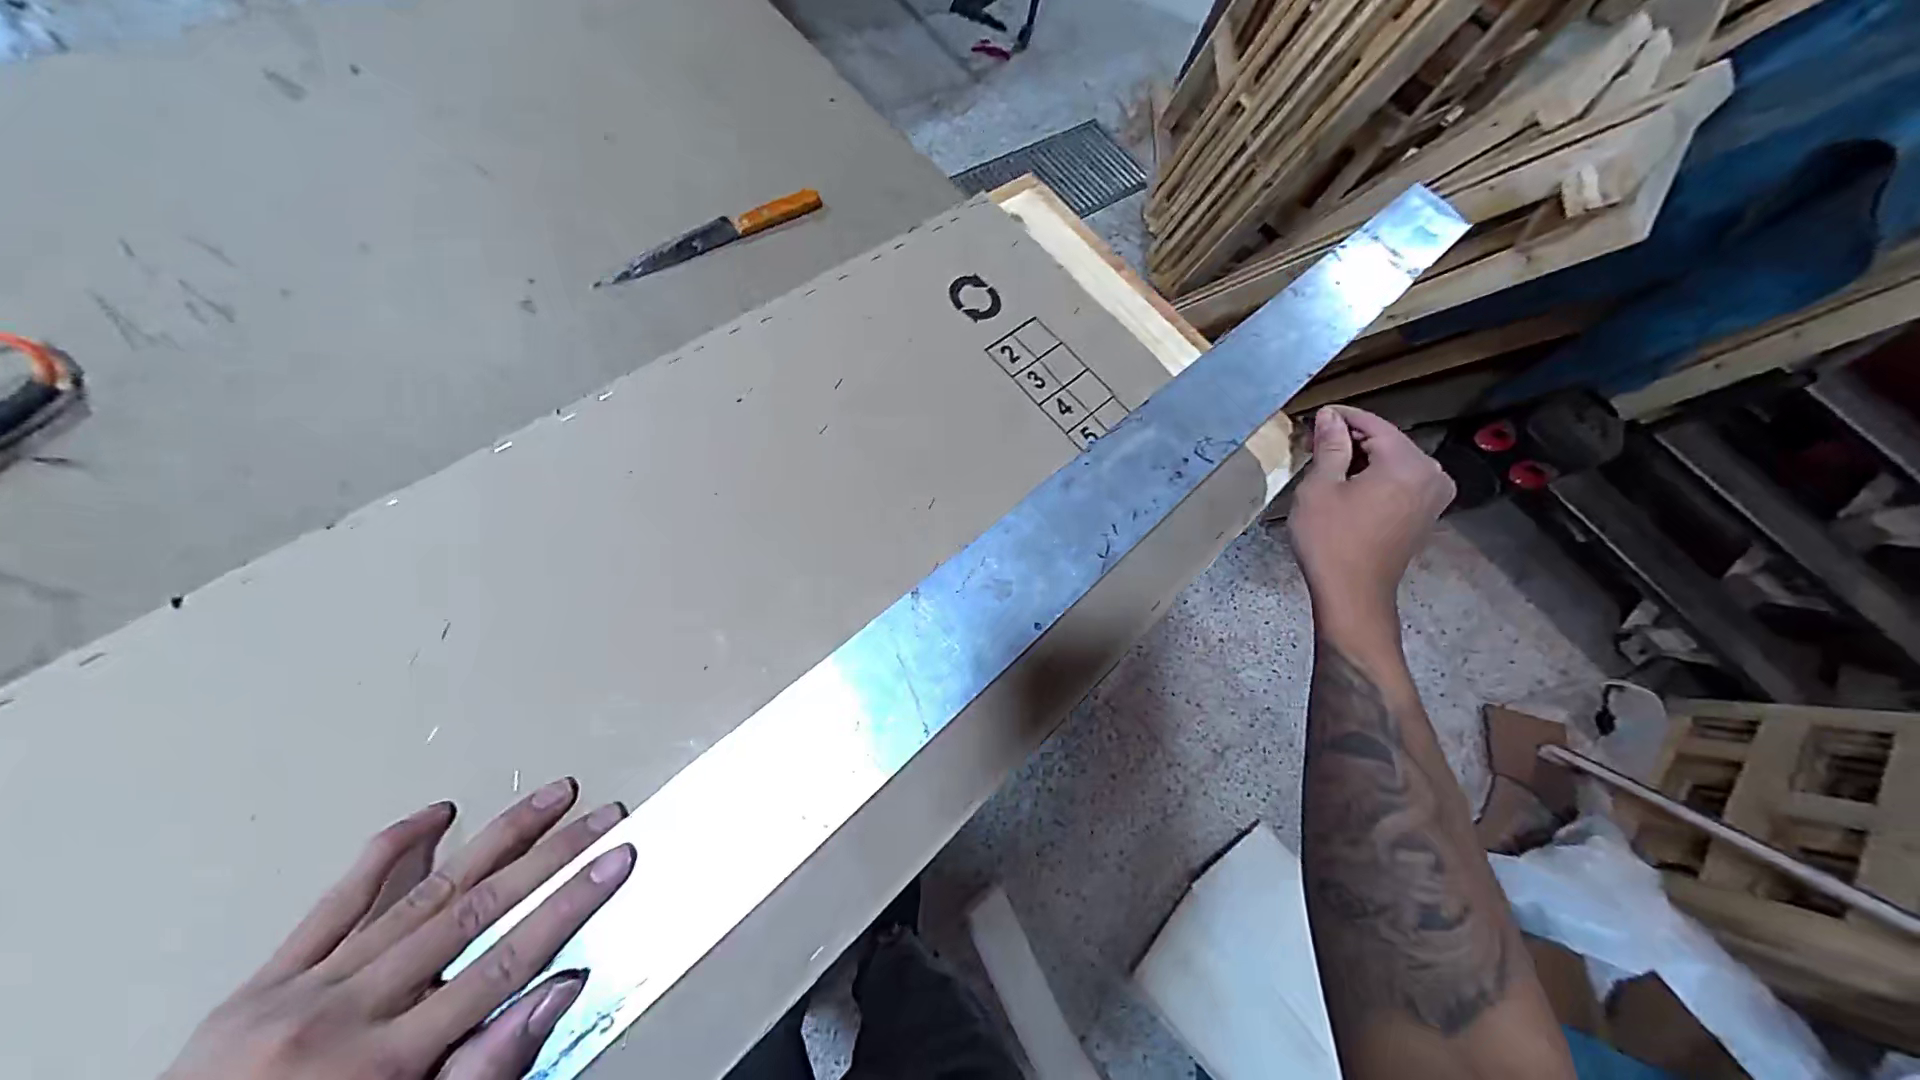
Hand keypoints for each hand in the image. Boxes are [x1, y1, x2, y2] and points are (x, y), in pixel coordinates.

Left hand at [162, 780, 633, 1079]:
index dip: (570, 904)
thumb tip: (556, 991)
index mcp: (380, 1065)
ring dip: (498, 837)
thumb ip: (483, 1069)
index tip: (615, 860)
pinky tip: (434, 815)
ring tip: (550, 798)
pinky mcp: (262, 981)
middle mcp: (343, 1014)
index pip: (505, 962)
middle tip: (602, 816)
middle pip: (474, 912)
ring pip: (424, 891)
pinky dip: (389, 851)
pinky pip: (334, 902)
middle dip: (551, 856)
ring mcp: (300, 990)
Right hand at [1288, 406, 1453, 639]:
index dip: (1342, 417)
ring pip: (1394, 461)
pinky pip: (1400, 481)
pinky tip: (1348, 485)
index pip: (1374, 425)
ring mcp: (1434, 496)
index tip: (1315, 416)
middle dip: (1352, 438)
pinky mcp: (1426, 513)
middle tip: (1314, 441)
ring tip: (1326, 463)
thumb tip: (1330, 416)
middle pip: (1388, 442)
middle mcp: (1432, 474)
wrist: (1353, 594)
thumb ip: (1331, 446)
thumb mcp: (1321, 487)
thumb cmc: (1330, 539)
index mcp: (1408, 464)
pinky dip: (1375, 477)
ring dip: (1362, 458)